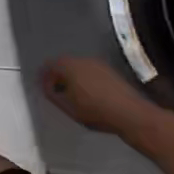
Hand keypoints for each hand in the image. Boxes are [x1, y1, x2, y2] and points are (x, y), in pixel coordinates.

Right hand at [40, 57, 156, 134]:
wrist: (130, 113)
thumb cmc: (95, 112)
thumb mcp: (68, 108)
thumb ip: (52, 95)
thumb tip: (46, 87)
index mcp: (69, 67)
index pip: (49, 65)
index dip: (44, 76)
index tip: (44, 88)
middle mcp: (82, 60)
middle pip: (64, 63)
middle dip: (58, 75)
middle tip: (56, 91)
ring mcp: (98, 64)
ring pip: (78, 66)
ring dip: (72, 76)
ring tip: (72, 94)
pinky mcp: (110, 70)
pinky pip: (90, 70)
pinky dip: (85, 78)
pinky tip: (89, 93)